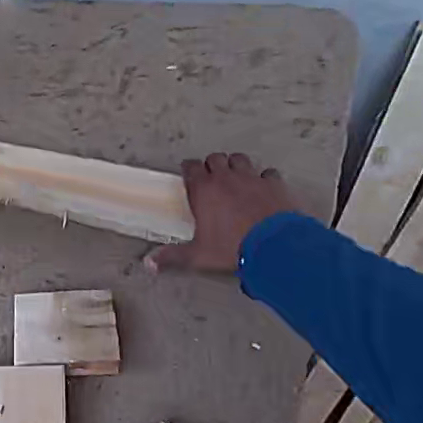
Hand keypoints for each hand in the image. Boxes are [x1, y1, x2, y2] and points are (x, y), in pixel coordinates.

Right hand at [146, 152, 300, 274]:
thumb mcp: (198, 255)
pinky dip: (263, 177)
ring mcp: (252, 177)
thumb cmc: (232, 247)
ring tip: (234, 177)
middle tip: (210, 178)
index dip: (189, 169)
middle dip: (211, 165)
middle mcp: (226, 178)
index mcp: (204, 190)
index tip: (188, 175)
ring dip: (235, 165)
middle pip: (215, 158)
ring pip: (240, 159)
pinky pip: (267, 173)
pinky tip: (262, 188)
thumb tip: (149, 263)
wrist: (273, 246)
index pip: (191, 167)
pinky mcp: (273, 183)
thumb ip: (172, 256)